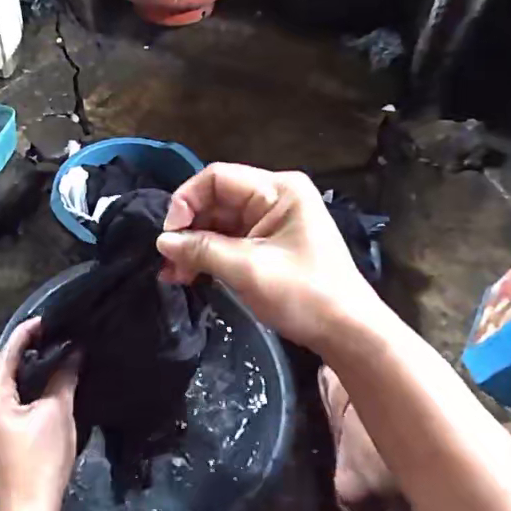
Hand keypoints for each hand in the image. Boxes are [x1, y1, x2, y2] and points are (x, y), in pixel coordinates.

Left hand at [0, 318, 78, 510]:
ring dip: (9, 370)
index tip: (44, 321)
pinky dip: (14, 385)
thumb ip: (64, 379)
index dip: (24, 335)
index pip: (6, 355)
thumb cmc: (41, 458)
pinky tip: (38, 386)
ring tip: (39, 364)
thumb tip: (74, 353)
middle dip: (5, 354)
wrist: (29, 505)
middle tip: (34, 348)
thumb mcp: (58, 413)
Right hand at [155, 163, 384, 348]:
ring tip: (173, 275)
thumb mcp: (248, 270)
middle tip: (166, 261)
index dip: (186, 201)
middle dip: (188, 228)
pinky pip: (230, 240)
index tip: (168, 236)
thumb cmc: (305, 295)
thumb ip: (203, 250)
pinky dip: (209, 256)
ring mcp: (273, 221)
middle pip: (217, 200)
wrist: (347, 332)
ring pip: (220, 222)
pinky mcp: (270, 245)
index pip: (217, 178)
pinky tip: (189, 275)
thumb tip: (163, 241)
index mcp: (279, 190)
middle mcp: (275, 197)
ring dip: (195, 246)